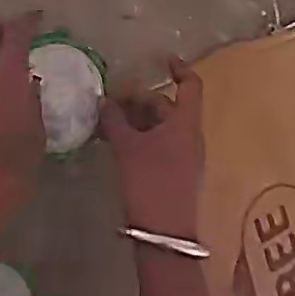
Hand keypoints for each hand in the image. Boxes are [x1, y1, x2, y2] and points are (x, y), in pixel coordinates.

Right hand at [101, 57, 205, 237]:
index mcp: (186, 123)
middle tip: (111, 98)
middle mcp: (190, 136)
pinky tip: (115, 141)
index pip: (191, 86)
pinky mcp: (174, 174)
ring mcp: (184, 156)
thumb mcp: (128, 147)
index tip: (162, 59)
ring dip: (136, 119)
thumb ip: (115, 120)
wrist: (164, 236)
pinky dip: (139, 137)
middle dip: (140, 99)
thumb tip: (104, 100)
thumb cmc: (150, 182)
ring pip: (160, 126)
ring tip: (107, 120)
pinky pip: (157, 144)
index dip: (179, 69)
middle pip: (167, 106)